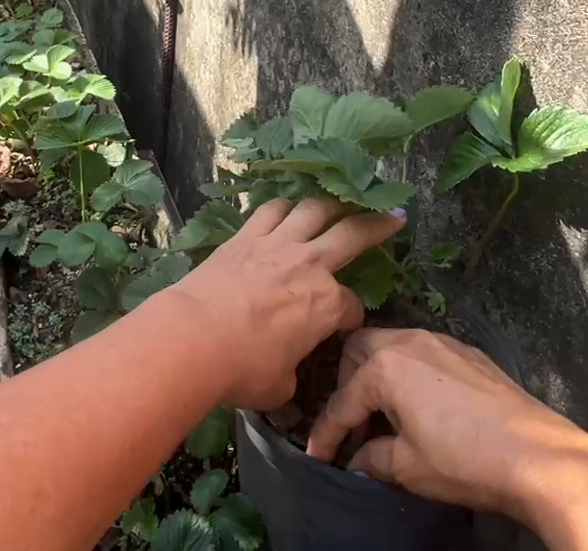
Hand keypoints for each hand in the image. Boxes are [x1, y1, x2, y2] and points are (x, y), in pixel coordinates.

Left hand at [157, 197, 402, 409]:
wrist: (195, 336)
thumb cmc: (243, 368)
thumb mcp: (279, 385)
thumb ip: (292, 372)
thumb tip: (286, 374)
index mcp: (326, 305)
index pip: (351, 307)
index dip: (352, 317)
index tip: (345, 326)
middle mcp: (309, 265)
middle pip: (352, 235)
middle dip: (376, 225)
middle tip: (392, 214)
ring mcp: (277, 244)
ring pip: (312, 210)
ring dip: (330, 204)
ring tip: (339, 201)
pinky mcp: (245, 236)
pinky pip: (270, 210)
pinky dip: (283, 205)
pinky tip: (287, 205)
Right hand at [304, 328, 587, 515]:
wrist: (538, 455)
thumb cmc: (463, 459)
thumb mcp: (408, 467)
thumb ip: (373, 459)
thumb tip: (356, 462)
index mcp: (385, 366)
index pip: (343, 402)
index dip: (327, 433)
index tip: (317, 455)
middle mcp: (408, 341)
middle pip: (359, 349)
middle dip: (347, 383)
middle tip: (353, 422)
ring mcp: (441, 341)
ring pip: (392, 343)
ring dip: (378, 373)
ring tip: (386, 413)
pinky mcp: (467, 351)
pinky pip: (423, 351)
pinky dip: (409, 371)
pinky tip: (422, 404)